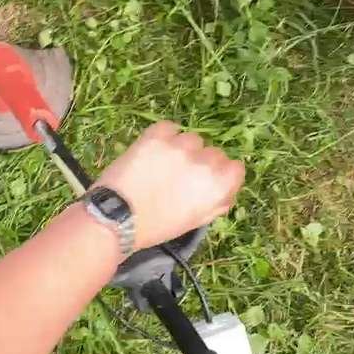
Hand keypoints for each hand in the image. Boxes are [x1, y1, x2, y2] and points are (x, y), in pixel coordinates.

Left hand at [92, 121, 244, 247]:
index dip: (222, 174)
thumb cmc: (157, 226)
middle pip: (213, 152)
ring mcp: (180, 146)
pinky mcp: (156, 136)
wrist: (117, 217)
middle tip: (181, 176)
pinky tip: (153, 151)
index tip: (207, 181)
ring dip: (182, 149)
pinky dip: (164, 136)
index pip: (235, 168)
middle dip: (201, 162)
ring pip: (191, 139)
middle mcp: (204, 162)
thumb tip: (225, 191)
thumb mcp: (194, 221)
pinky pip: (169, 127)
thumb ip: (216, 203)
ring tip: (163, 164)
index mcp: (218, 185)